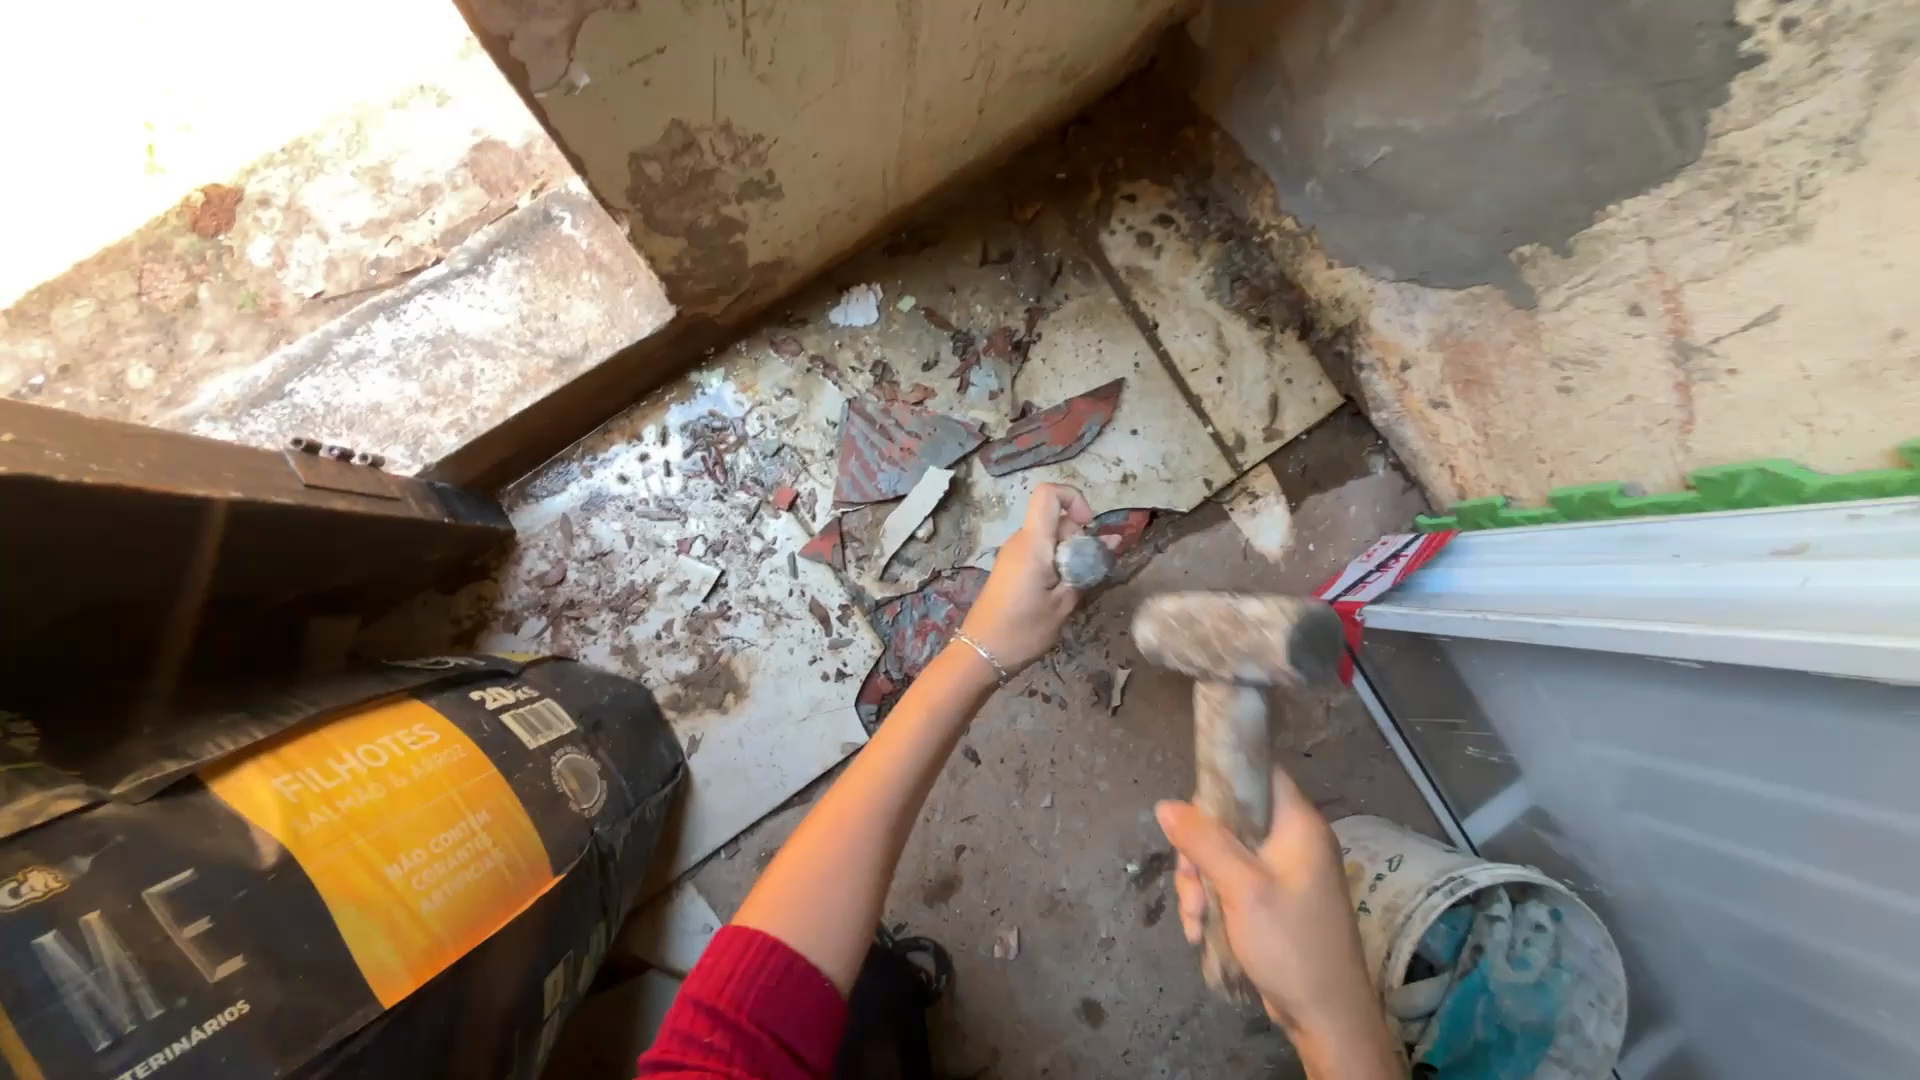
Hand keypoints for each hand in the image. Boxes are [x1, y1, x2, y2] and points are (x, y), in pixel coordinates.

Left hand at [959, 484, 1104, 673]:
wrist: (981, 653)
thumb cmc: (1024, 630)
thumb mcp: (1064, 602)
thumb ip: (1087, 568)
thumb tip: (1112, 541)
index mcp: (1033, 542)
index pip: (1049, 494)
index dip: (1073, 499)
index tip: (1088, 527)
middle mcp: (1019, 541)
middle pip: (1054, 520)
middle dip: (1078, 538)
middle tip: (1087, 573)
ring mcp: (1012, 554)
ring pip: (1048, 538)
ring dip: (1068, 555)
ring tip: (1073, 589)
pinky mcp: (1009, 569)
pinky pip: (1038, 552)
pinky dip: (1054, 564)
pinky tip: (1058, 594)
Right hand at [1156, 769, 1386, 1048]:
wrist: (1326, 1019)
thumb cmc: (1291, 944)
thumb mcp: (1241, 888)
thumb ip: (1203, 841)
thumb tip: (1165, 805)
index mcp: (1298, 824)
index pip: (1259, 772)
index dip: (1223, 776)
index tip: (1189, 802)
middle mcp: (1292, 839)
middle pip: (1229, 817)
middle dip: (1198, 850)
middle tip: (1190, 882)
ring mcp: (1282, 870)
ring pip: (1222, 851)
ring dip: (1199, 881)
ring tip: (1194, 918)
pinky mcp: (1272, 897)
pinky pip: (1230, 879)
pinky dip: (1211, 899)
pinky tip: (1200, 929)